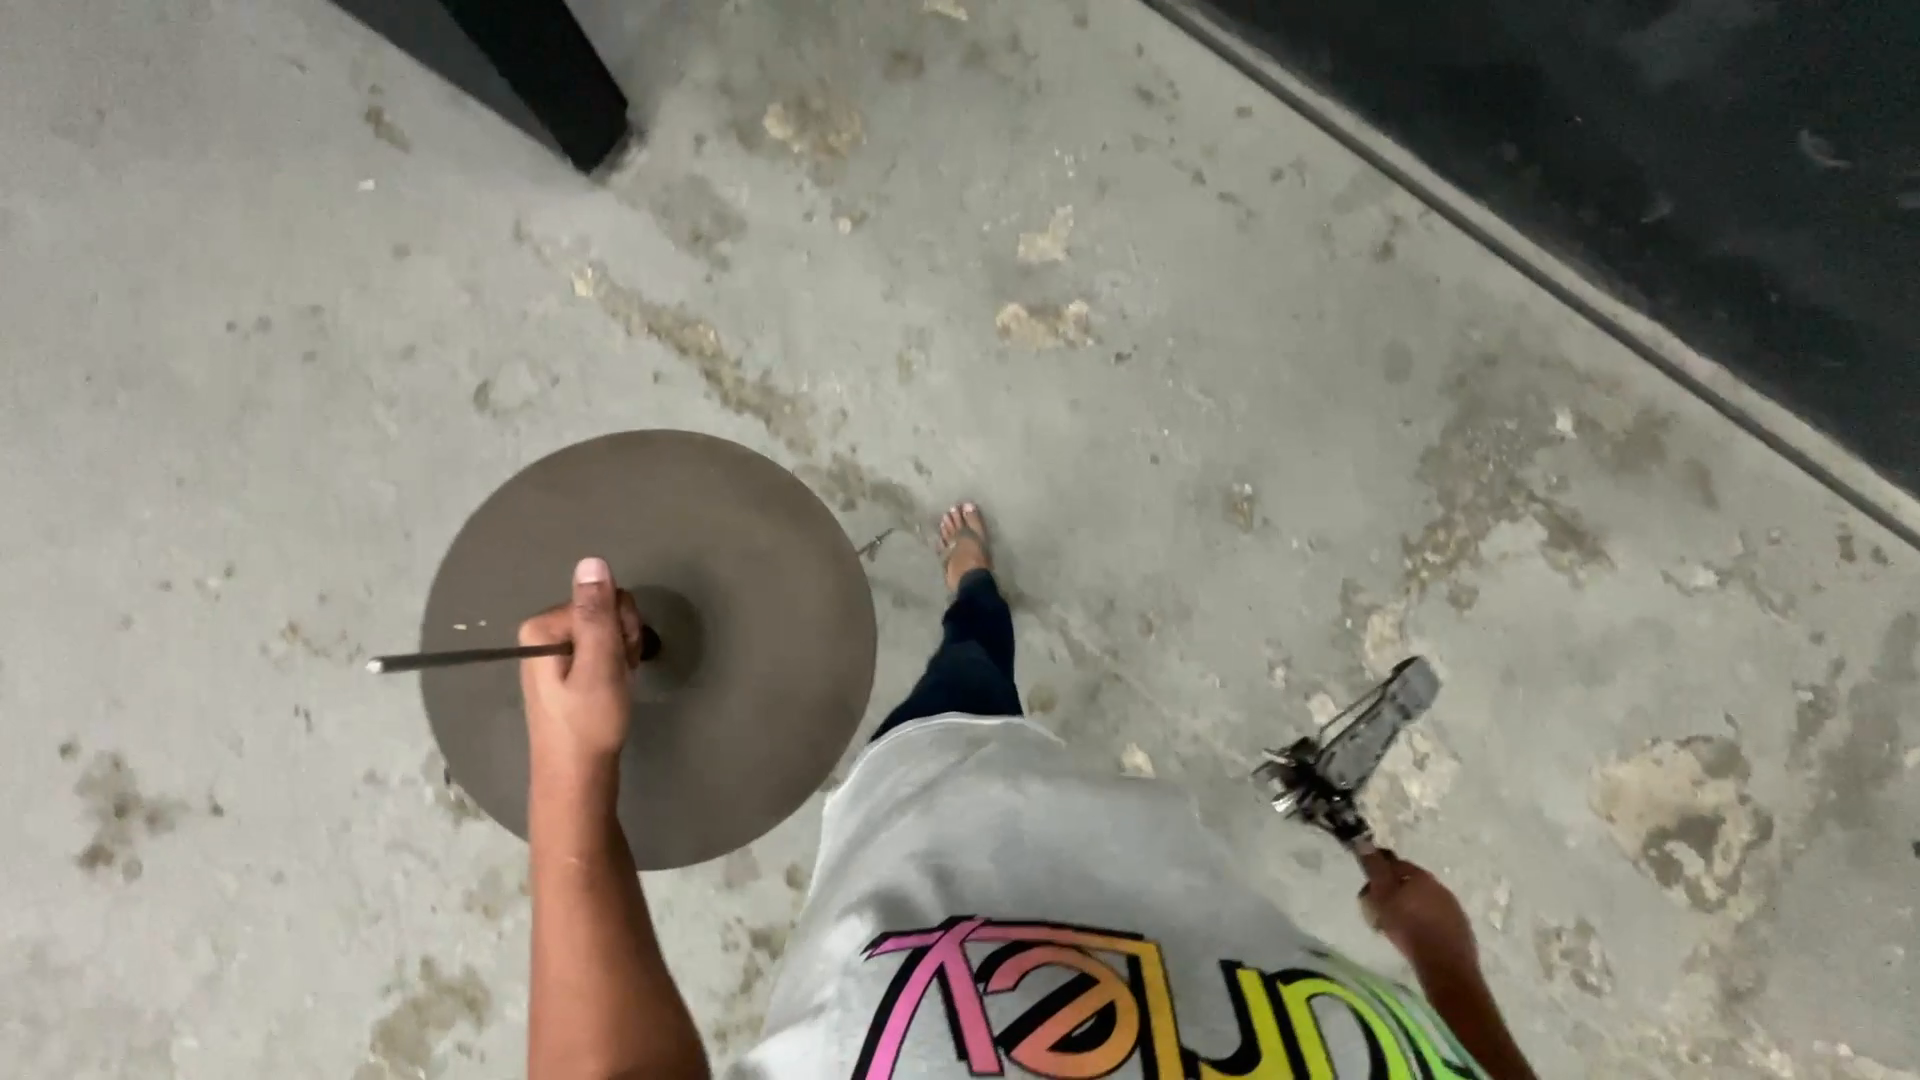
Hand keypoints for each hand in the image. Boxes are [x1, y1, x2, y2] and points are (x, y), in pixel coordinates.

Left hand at [519, 557, 644, 769]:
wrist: (578, 773)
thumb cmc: (589, 721)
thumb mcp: (600, 664)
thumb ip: (598, 613)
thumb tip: (592, 561)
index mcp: (542, 626)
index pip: (602, 598)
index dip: (623, 625)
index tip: (624, 657)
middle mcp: (541, 632)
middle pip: (603, 609)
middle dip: (623, 635)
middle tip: (622, 669)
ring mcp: (552, 650)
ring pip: (606, 627)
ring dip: (623, 649)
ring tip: (618, 680)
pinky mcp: (564, 666)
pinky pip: (600, 645)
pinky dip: (616, 660)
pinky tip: (614, 682)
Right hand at [1358, 850, 1477, 973]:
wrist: (1445, 966)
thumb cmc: (1408, 926)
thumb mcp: (1383, 895)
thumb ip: (1375, 869)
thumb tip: (1364, 842)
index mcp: (1422, 877)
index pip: (1397, 865)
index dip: (1381, 874)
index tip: (1371, 889)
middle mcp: (1441, 888)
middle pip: (1412, 884)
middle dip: (1395, 893)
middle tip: (1380, 909)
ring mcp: (1454, 909)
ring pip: (1425, 902)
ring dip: (1410, 908)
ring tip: (1397, 926)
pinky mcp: (1461, 930)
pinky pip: (1437, 920)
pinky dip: (1425, 923)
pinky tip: (1417, 937)